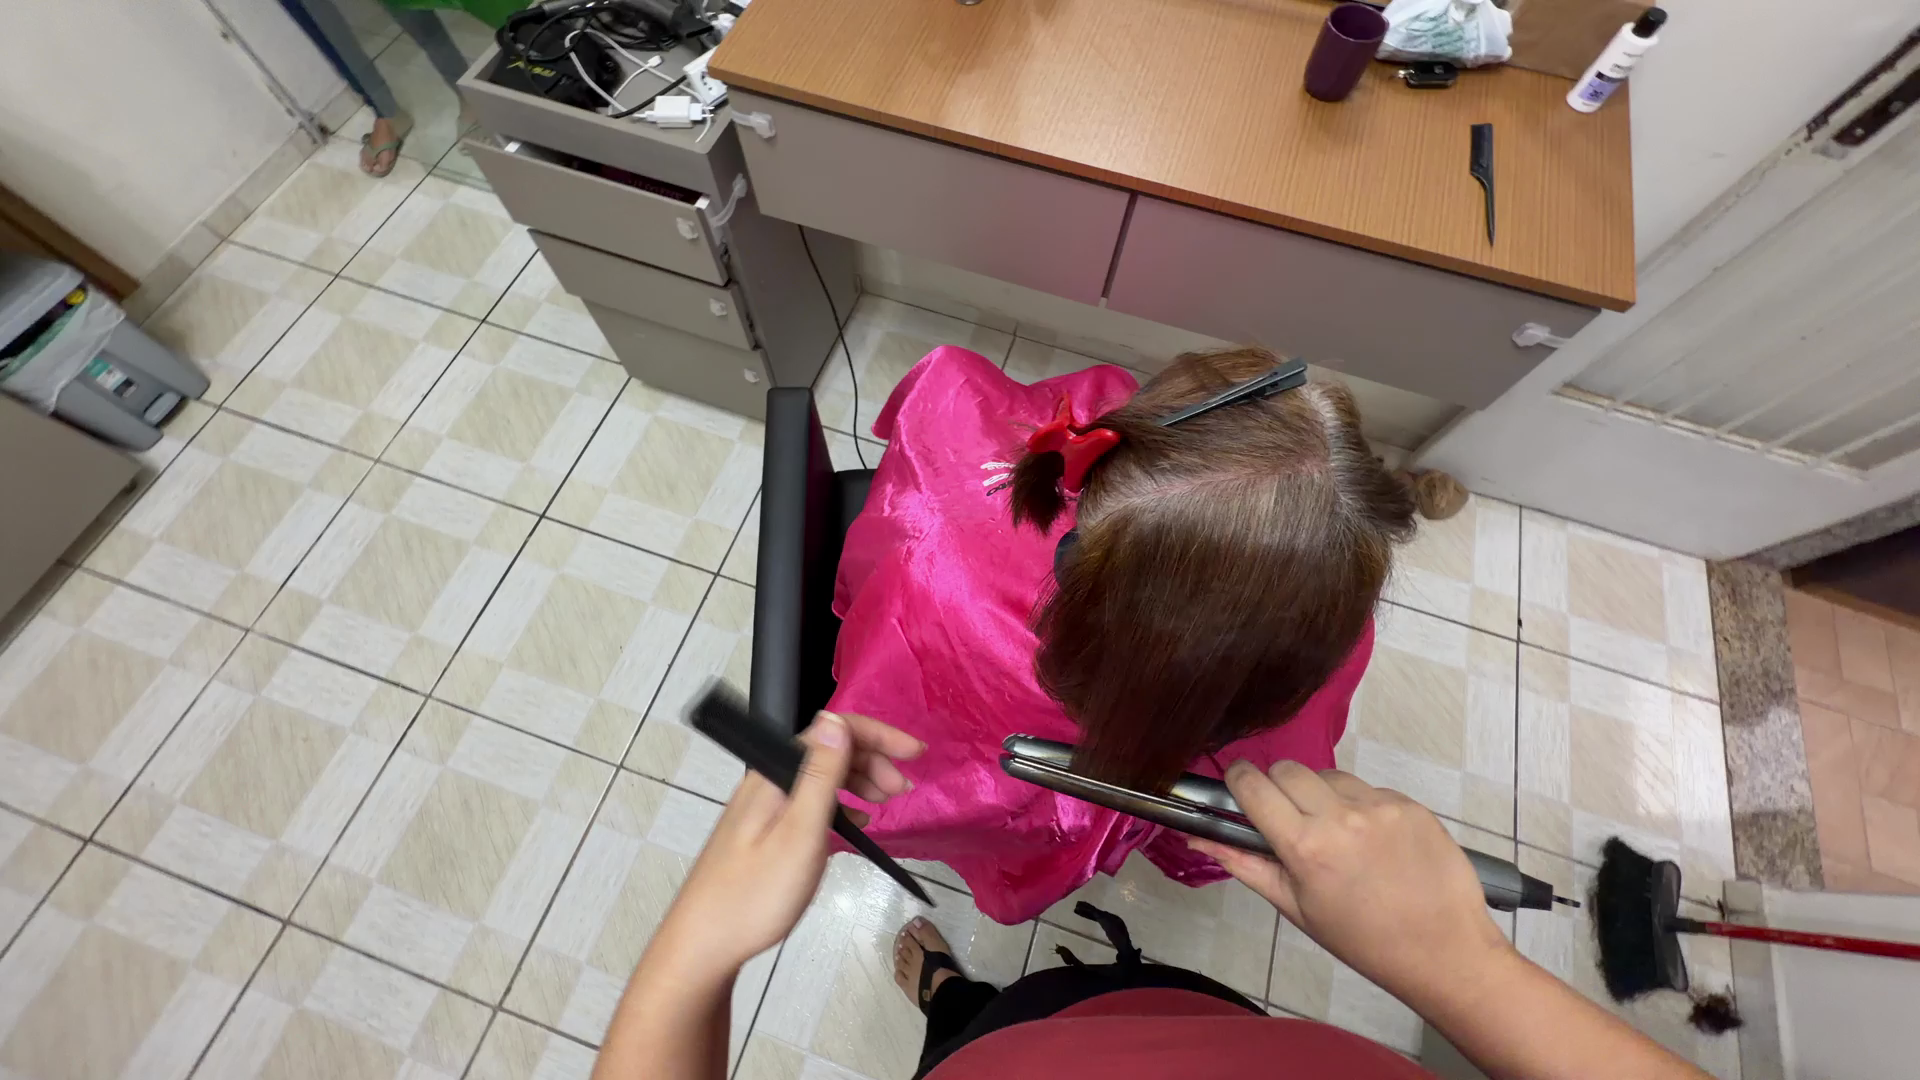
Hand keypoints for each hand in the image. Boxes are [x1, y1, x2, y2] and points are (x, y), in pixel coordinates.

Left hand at [655, 712, 923, 977]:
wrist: (701, 949)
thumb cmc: (755, 895)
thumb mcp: (799, 834)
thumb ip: (820, 775)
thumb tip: (835, 718)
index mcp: (777, 772)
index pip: (834, 730)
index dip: (879, 735)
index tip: (915, 754)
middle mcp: (771, 779)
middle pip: (830, 749)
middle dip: (874, 760)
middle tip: (903, 790)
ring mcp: (767, 804)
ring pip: (823, 774)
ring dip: (861, 780)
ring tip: (888, 801)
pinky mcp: (767, 829)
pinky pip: (813, 800)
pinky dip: (842, 803)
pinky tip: (857, 821)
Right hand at [1192, 762, 1511, 1003]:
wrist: (1447, 955)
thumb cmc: (1361, 939)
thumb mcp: (1294, 906)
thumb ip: (1242, 863)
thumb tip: (1196, 836)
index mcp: (1304, 845)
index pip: (1251, 783)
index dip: (1239, 780)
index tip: (1241, 790)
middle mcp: (1339, 816)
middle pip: (1286, 769)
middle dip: (1280, 787)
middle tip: (1293, 818)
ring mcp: (1379, 806)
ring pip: (1327, 774)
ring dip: (1322, 794)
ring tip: (1341, 832)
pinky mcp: (1410, 804)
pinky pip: (1367, 788)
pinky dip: (1361, 805)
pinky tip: (1375, 840)